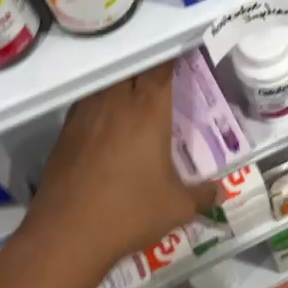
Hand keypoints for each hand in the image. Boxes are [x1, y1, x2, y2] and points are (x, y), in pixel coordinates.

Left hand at [31, 62, 220, 270]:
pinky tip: (107, 121)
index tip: (183, 54)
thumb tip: (221, 192)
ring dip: (122, 82)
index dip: (172, 57)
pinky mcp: (65, 131)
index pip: (161, 67)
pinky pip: (88, 103)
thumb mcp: (177, 207)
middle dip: (148, 67)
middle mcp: (116, 102)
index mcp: (148, 110)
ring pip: (107, 82)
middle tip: (163, 75)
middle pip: (133, 68)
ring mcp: (86, 113)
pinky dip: (101, 103)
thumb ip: (202, 195)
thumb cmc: (130, 213)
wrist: (67, 233)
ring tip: (134, 94)